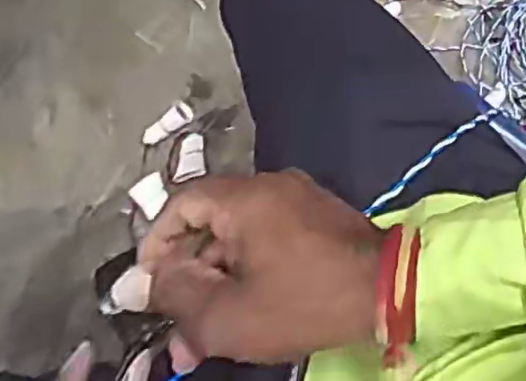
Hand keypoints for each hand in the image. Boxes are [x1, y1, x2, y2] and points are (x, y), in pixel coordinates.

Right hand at [139, 171, 382, 363]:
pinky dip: (246, 271)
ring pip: (239, 235)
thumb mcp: (225, 314)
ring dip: (216, 282)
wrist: (381, 287)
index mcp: (250, 197)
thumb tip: (143, 280)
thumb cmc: (300, 300)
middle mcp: (274, 185)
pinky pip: (267, 236)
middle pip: (211, 221)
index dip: (156, 243)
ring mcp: (299, 197)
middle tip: (176, 330)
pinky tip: (241, 315)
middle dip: (187, 277)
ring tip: (202, 340)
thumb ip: (176, 294)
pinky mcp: (316, 215)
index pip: (185, 200)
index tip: (147, 287)